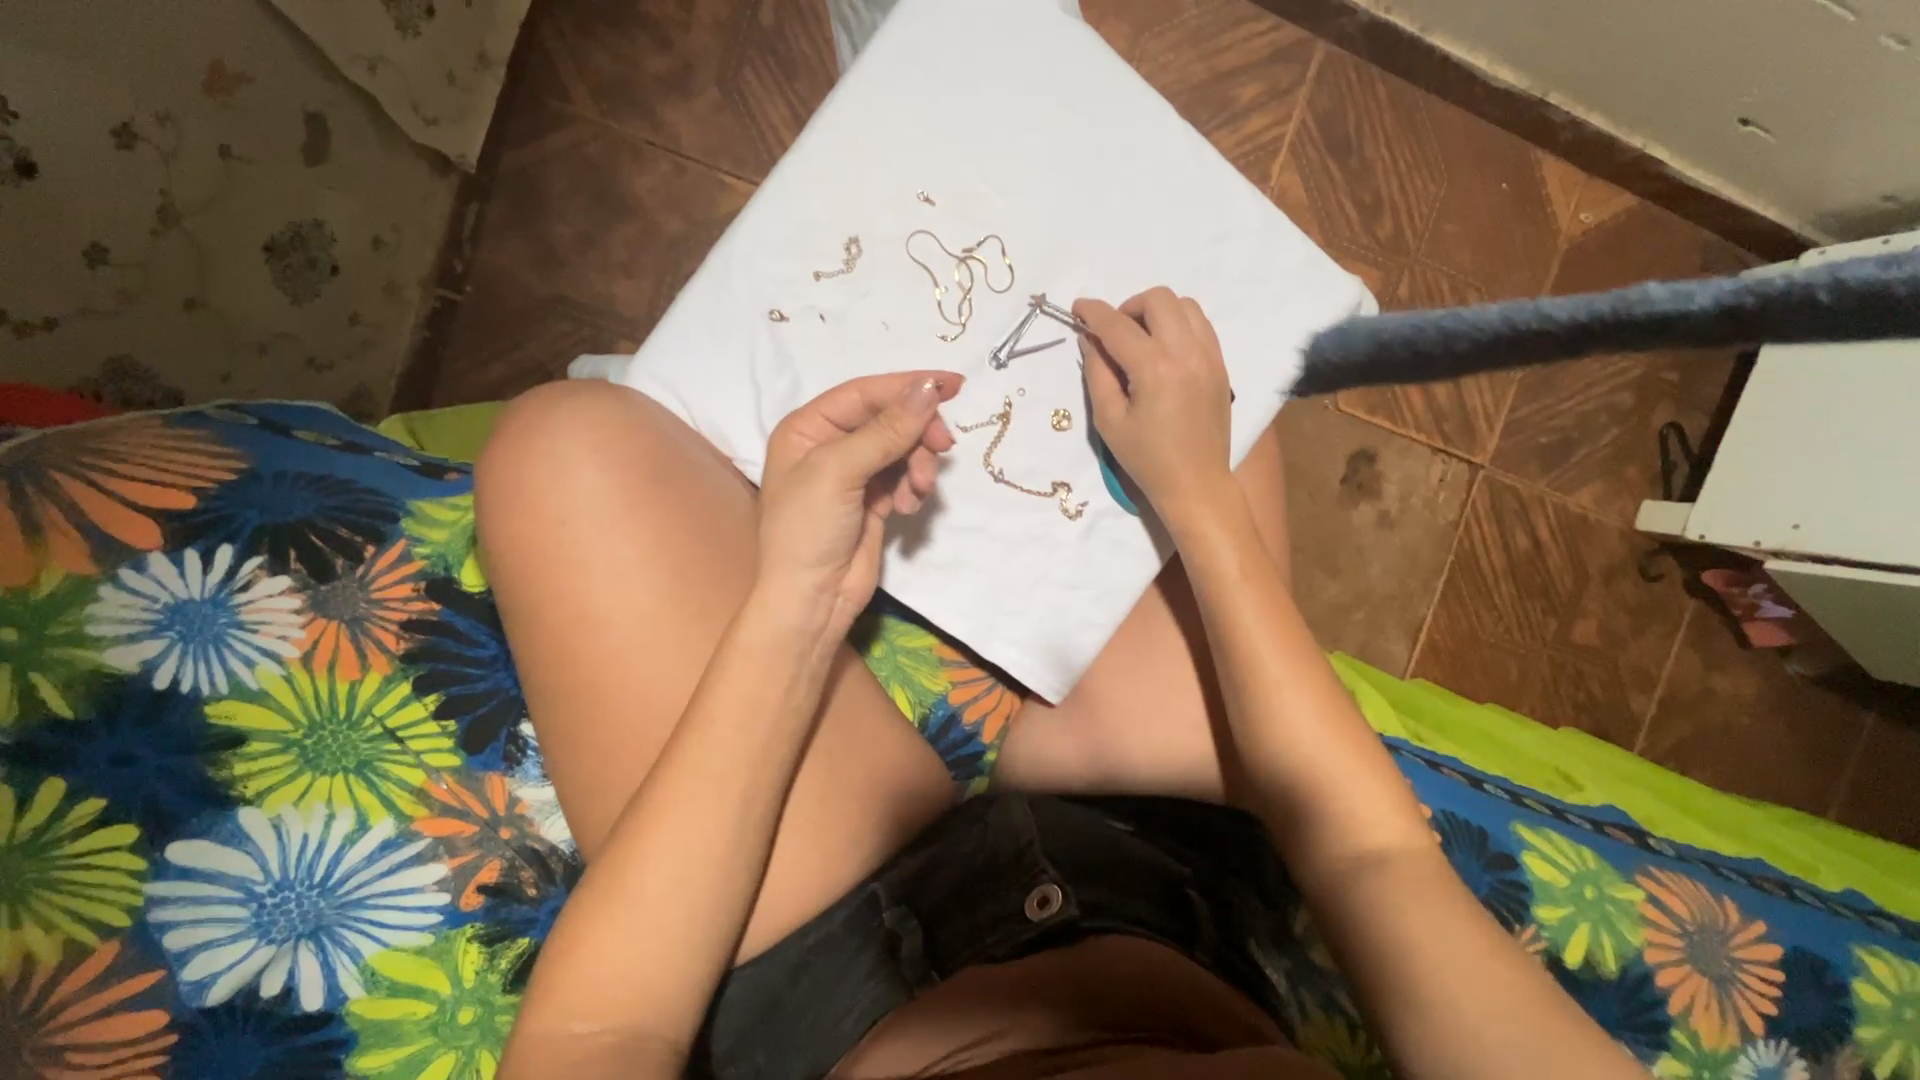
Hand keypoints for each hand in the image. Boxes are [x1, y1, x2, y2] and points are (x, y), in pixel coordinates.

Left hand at [756, 371, 962, 632]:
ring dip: (917, 466)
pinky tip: (906, 508)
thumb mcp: (840, 471)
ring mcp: (852, 475)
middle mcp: (829, 445)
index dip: (908, 386)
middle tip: (944, 448)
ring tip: (918, 493)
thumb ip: (886, 429)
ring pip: (902, 449)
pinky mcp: (872, 500)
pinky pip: (904, 477)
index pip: (865, 393)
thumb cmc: (808, 529)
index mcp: (807, 427)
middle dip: (917, 434)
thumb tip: (929, 388)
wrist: (810, 600)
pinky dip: (912, 488)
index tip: (953, 385)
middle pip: (889, 419)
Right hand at [1073, 287, 1234, 524]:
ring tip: (1141, 339)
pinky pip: (1201, 324)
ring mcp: (1209, 356)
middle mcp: (1186, 353)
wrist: (1196, 482)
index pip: (1117, 325)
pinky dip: (1179, 324)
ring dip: (1157, 312)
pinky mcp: (1220, 364)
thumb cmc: (1146, 458)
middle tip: (1115, 334)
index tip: (1077, 308)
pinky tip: (1164, 349)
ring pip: (1185, 305)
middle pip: (1158, 299)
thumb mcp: (1109, 420)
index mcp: (1154, 369)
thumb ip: (1097, 373)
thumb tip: (1089, 339)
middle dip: (1129, 307)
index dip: (1093, 312)